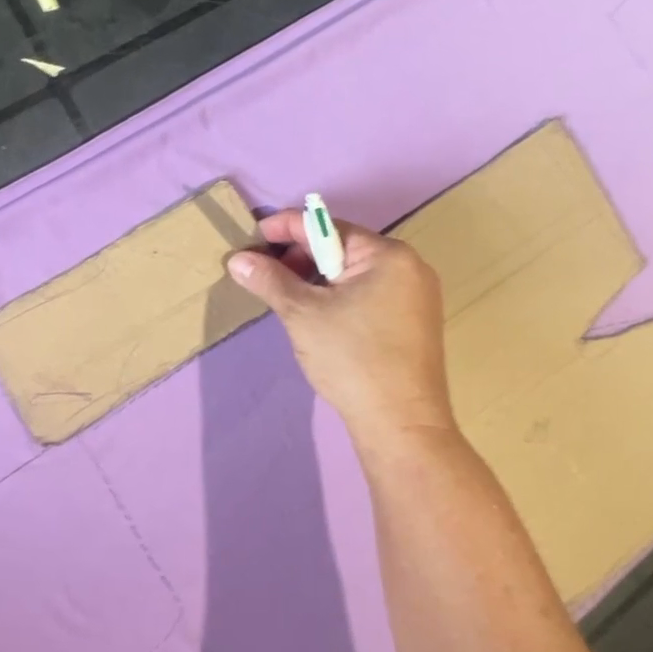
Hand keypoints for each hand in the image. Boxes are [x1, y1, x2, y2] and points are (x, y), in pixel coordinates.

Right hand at [225, 209, 451, 453]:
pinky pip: (367, 292)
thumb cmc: (351, 358)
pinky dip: (337, 295)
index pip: (326, 227)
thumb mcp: (302, 314)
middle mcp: (408, 266)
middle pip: (341, 247)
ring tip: (285, 296)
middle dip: (299, 256)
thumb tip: (238, 259)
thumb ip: (269, 279)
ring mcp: (415, 296)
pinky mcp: (412, 322)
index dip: (285, 228)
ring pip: (353, 272)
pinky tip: (315, 314)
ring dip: (316, 277)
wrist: (401, 424)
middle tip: (265, 272)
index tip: (252, 237)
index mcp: (387, 255)